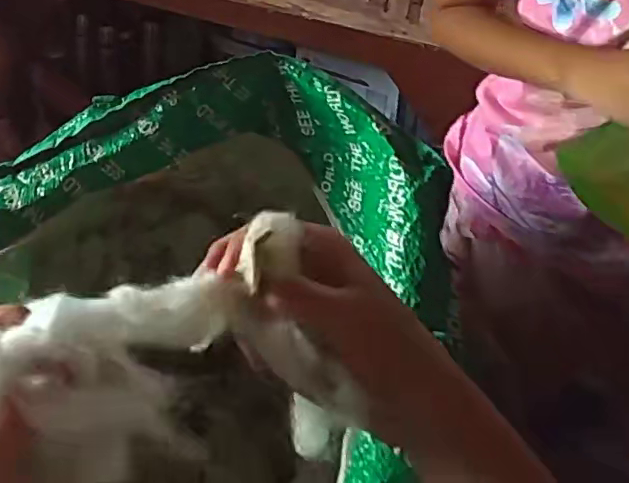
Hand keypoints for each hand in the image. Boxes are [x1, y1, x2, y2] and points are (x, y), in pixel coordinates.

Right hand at [201, 226, 465, 448]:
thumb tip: (252, 281)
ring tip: (238, 337)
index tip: (216, 277)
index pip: (267, 230)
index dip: (237, 247)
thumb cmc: (386, 348)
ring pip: (257, 287)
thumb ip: (299, 297)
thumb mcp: (343, 318)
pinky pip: (267, 319)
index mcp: (323, 246)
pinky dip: (255, 334)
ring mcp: (306, 293)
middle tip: (210, 302)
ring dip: (242, 309)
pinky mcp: (304, 323)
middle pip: (256, 255)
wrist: (417, 398)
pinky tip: (258, 358)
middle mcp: (310, 262)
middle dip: (232, 276)